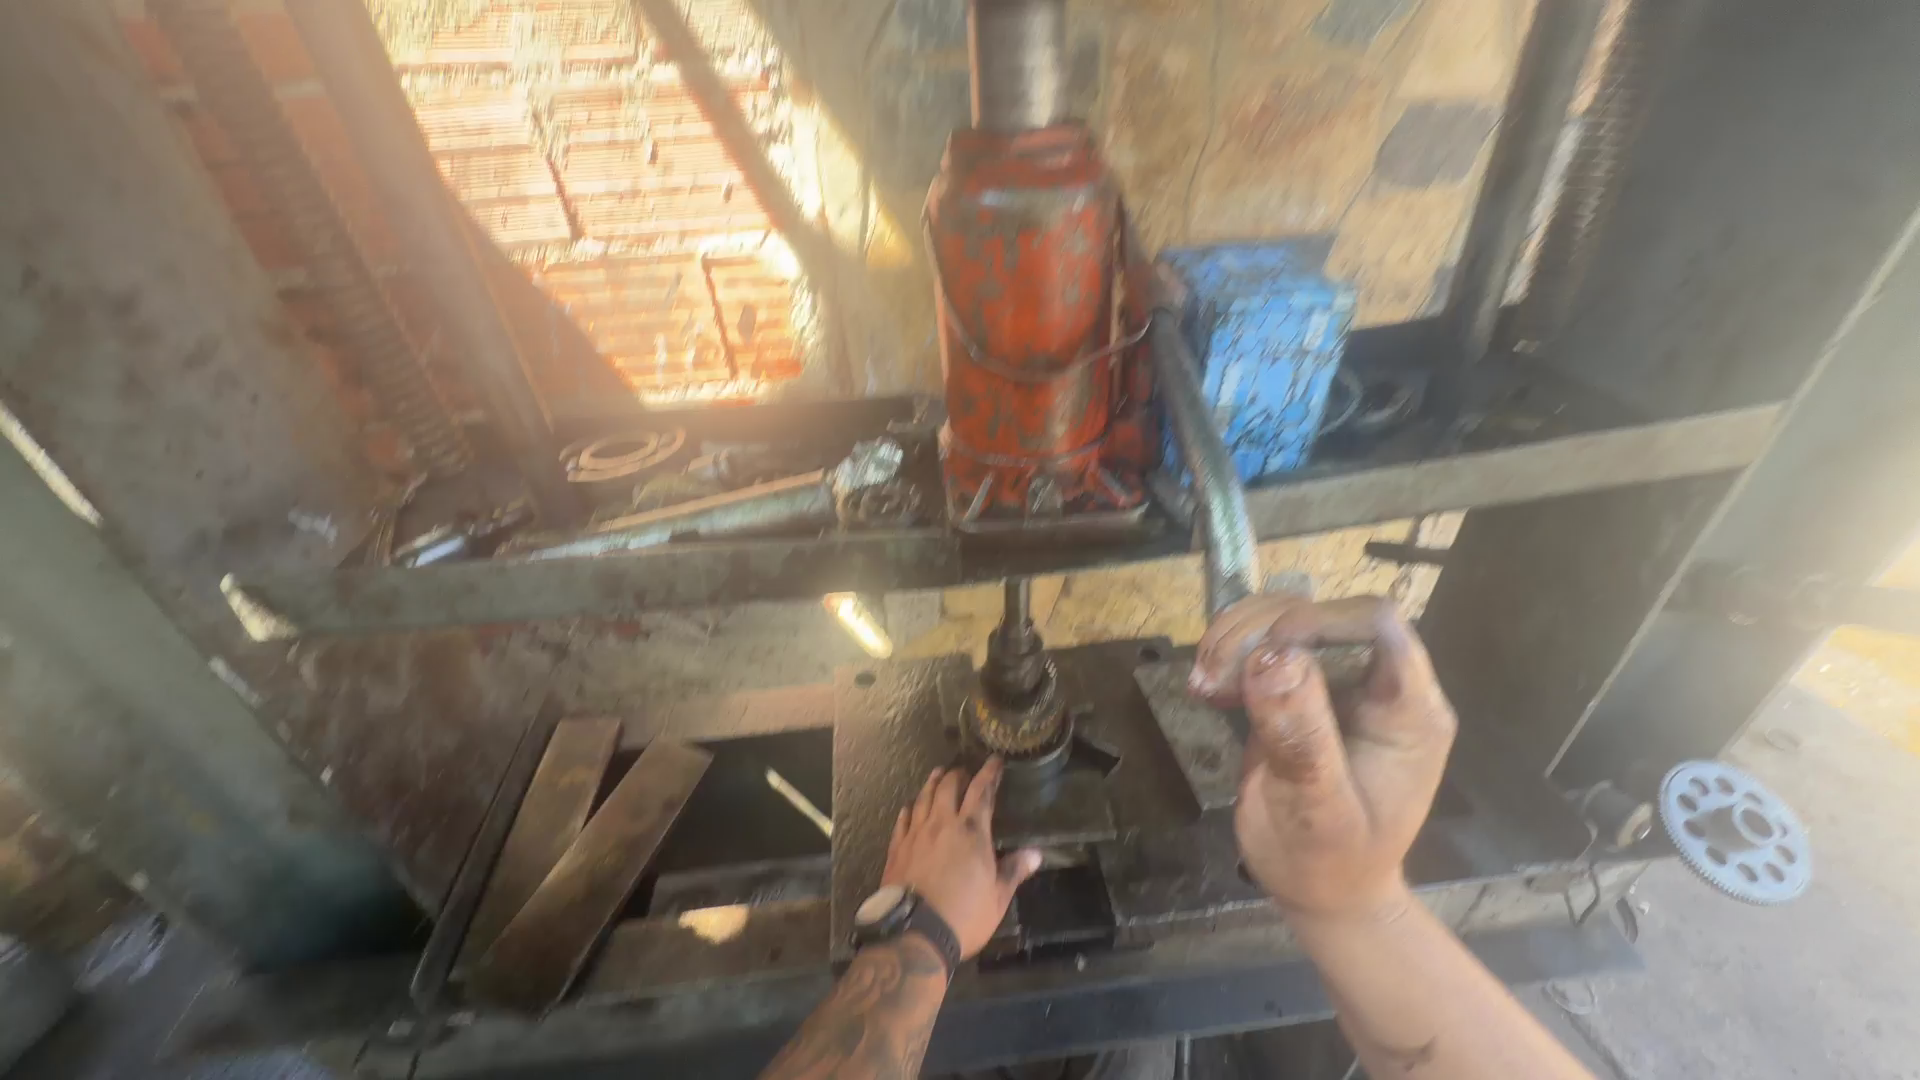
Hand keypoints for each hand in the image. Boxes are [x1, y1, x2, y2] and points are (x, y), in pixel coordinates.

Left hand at [881, 758, 1041, 959]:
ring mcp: (916, 834)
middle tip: (963, 770)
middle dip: (957, 774)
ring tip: (937, 774)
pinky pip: (903, 819)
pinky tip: (910, 807)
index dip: (989, 774)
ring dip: (932, 783)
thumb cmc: (964, 915)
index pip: (981, 792)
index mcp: (971, 831)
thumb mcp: (998, 897)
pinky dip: (910, 808)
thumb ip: (1015, 870)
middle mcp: (942, 824)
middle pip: (948, 787)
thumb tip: (1037, 853)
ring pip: (924, 797)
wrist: (915, 932)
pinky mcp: (897, 847)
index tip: (994, 761)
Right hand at [1198, 596, 1456, 925]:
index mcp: (1406, 710)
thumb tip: (1272, 658)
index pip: (1377, 624)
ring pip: (1283, 615)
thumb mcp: (1318, 812)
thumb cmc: (1329, 861)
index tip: (1262, 655)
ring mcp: (1333, 681)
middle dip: (1258, 631)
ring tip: (1203, 682)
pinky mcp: (1295, 687)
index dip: (1318, 621)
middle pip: (1319, 610)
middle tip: (1212, 675)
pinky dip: (1225, 650)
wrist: (1317, 890)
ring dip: (1234, 636)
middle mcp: (1374, 683)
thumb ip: (1302, 739)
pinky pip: (1261, 640)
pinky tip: (1206, 687)